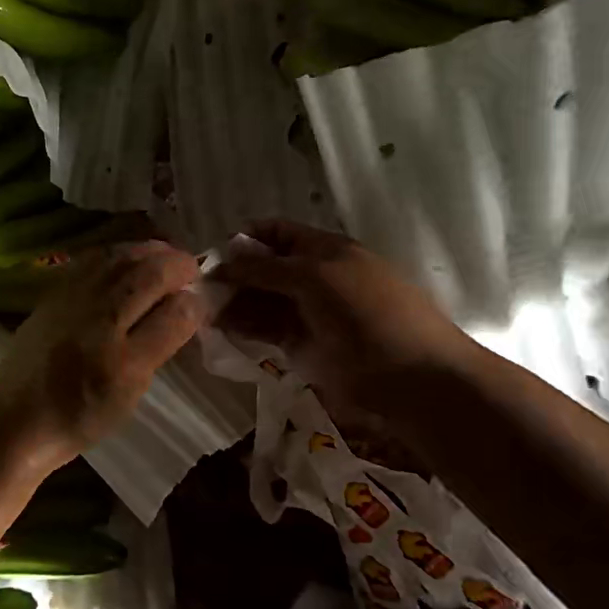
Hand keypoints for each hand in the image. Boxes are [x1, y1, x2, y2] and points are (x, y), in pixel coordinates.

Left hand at [0, 241, 206, 474]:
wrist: (16, 418)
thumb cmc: (77, 417)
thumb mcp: (129, 393)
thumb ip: (159, 347)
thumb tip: (185, 308)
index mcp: (123, 358)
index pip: (174, 313)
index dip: (196, 299)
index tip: (205, 296)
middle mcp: (97, 320)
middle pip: (145, 274)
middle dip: (176, 264)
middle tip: (190, 268)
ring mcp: (70, 301)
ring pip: (117, 259)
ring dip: (146, 252)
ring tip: (164, 256)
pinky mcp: (51, 295)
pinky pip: (90, 262)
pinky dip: (115, 254)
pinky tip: (124, 259)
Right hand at [210, 220, 476, 418]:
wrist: (412, 376)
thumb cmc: (368, 313)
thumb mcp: (315, 277)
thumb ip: (265, 267)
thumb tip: (223, 262)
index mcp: (324, 250)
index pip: (275, 232)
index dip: (244, 239)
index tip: (212, 255)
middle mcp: (312, 276)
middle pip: (261, 267)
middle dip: (230, 273)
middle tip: (196, 289)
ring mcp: (306, 311)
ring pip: (258, 300)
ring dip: (230, 302)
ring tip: (199, 311)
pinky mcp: (299, 344)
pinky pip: (262, 329)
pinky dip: (239, 327)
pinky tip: (216, 330)